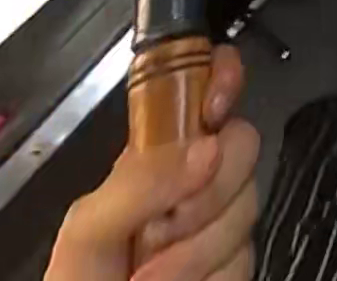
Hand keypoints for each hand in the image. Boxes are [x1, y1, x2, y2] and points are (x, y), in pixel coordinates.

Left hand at [47, 45, 258, 280]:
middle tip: (160, 231)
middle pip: (242, 142)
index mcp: (161, 147)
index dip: (224, 76)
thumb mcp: (88, 227)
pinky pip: (246, 257)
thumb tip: (210, 148)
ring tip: (151, 278)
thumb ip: (140, 179)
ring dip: (197, 253)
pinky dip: (211, 279)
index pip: (207, 83)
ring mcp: (220, 219)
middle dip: (209, 191)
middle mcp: (198, 173)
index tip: (213, 109)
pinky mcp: (235, 264)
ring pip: (248, 205)